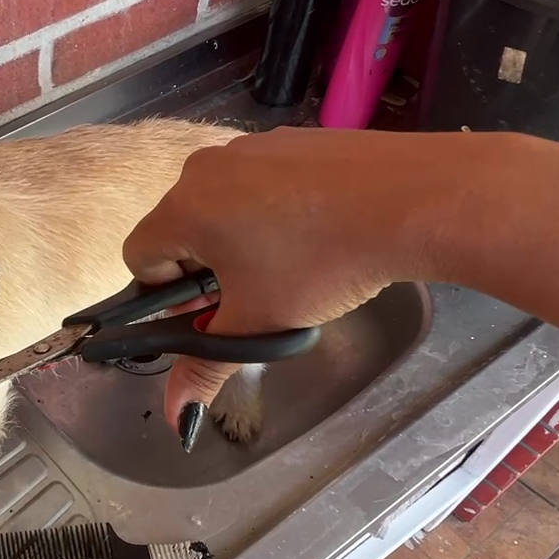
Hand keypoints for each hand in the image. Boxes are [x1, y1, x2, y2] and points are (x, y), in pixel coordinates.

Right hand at [123, 126, 494, 435]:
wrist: (420, 200)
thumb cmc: (322, 263)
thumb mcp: (258, 323)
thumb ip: (206, 368)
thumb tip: (174, 420)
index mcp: (182, 208)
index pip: (138, 257)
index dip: (166, 293)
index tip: (211, 308)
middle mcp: (204, 169)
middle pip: (178, 230)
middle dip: (203, 267)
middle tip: (252, 293)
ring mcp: (250, 145)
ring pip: (218, 205)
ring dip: (235, 238)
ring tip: (291, 262)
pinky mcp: (292, 137)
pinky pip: (258, 182)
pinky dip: (271, 210)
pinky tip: (317, 230)